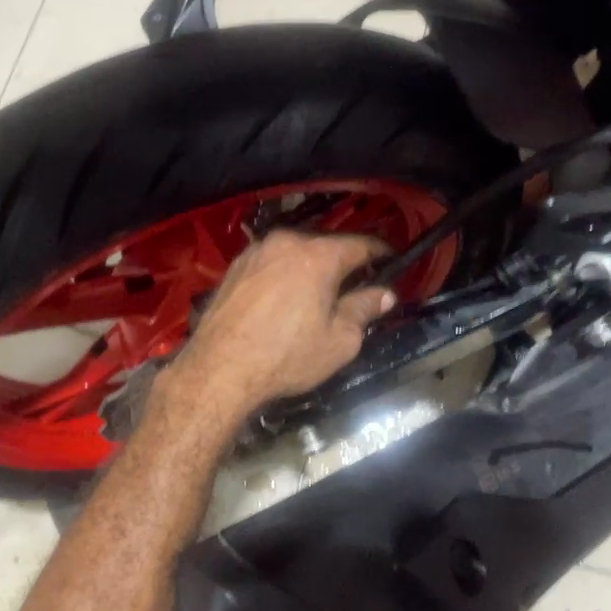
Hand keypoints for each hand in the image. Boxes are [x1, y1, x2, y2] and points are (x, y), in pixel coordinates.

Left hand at [170, 230, 396, 421]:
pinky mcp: (234, 267)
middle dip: (342, 263)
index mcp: (317, 255)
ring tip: (317, 295)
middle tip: (354, 286)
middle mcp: (285, 242)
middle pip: (325, 246)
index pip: (360, 244)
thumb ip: (364, 310)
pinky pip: (270, 263)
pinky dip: (283, 275)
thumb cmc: (286, 356)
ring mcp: (255, 251)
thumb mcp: (338, 341)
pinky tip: (283, 299)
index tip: (391, 262)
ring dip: (309, 269)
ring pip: (294, 253)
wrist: (219, 368)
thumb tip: (384, 294)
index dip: (380, 254)